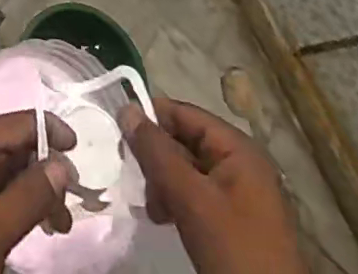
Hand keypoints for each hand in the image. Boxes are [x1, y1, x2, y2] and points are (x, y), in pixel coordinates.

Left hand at [0, 111, 76, 273]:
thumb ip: (30, 193)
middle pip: (19, 147)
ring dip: (40, 192)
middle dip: (49, 168)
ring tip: (59, 226)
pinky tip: (38, 227)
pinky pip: (3, 196)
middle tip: (71, 204)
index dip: (51, 129)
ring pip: (13, 174)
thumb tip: (63, 162)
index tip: (80, 151)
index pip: (20, 121)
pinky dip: (25, 206)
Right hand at [124, 97, 307, 273]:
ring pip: (188, 170)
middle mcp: (239, 162)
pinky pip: (196, 195)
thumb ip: (157, 153)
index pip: (185, 113)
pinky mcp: (233, 220)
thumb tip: (127, 109)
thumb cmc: (234, 248)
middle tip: (135, 178)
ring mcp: (238, 193)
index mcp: (237, 147)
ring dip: (164, 183)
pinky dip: (176, 201)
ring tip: (152, 207)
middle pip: (186, 141)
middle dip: (157, 157)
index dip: (152, 116)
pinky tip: (163, 218)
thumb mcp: (191, 198)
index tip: (118, 131)